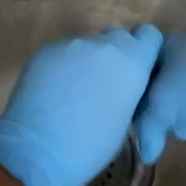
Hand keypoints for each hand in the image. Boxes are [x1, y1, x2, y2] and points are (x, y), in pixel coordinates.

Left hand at [0, 24, 162, 185]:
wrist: (36, 150)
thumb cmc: (89, 148)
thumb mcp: (124, 122)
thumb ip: (129, 91)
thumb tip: (122, 86)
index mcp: (131, 61)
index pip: (150, 35)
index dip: (145, 50)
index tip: (138, 71)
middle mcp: (103, 44)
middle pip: (117, 35)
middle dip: (116, 55)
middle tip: (106, 85)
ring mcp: (72, 43)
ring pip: (88, 45)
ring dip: (88, 62)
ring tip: (74, 94)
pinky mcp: (46, 50)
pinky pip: (63, 53)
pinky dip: (63, 67)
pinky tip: (53, 93)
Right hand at [133, 32, 185, 171]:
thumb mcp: (163, 105)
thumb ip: (145, 127)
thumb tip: (147, 153)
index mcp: (169, 43)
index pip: (138, 67)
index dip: (135, 93)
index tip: (136, 113)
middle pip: (161, 91)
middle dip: (167, 113)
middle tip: (175, 120)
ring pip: (185, 107)